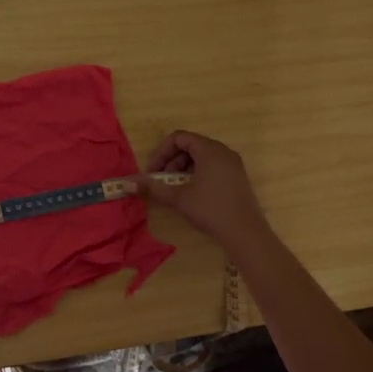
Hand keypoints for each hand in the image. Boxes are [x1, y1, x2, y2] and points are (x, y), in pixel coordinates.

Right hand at [137, 131, 275, 248]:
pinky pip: (212, 165)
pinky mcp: (236, 176)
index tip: (153, 172)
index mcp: (210, 150)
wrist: (245, 233)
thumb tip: (127, 183)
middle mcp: (223, 151)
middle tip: (162, 181)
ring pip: (201, 156)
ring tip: (175, 189)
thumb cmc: (211, 210)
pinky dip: (197, 173)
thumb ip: (152, 187)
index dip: (161, 152)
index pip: (179, 138)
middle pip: (190, 145)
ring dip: (182, 168)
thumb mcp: (178, 198)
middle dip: (171, 161)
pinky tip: (192, 193)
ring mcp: (232, 163)